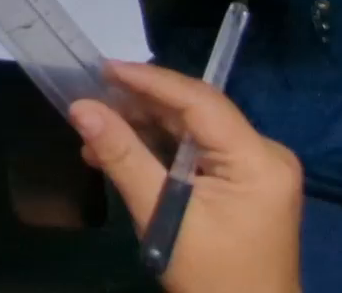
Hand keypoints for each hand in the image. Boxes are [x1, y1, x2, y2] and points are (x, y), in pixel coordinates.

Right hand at [69, 60, 302, 292]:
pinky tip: (114, 153)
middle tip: (88, 102)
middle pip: (191, 110)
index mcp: (257, 160)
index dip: (148, 80)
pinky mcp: (238, 179)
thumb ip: (122, 155)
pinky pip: (188, 145)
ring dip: (137, 125)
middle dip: (136, 104)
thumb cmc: (213, 274)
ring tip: (93, 134)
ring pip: (184, 125)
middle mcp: (261, 154)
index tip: (101, 69)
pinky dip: (150, 144)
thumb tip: (80, 107)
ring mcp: (252, 166)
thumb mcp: (162, 214)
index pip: (198, 101)